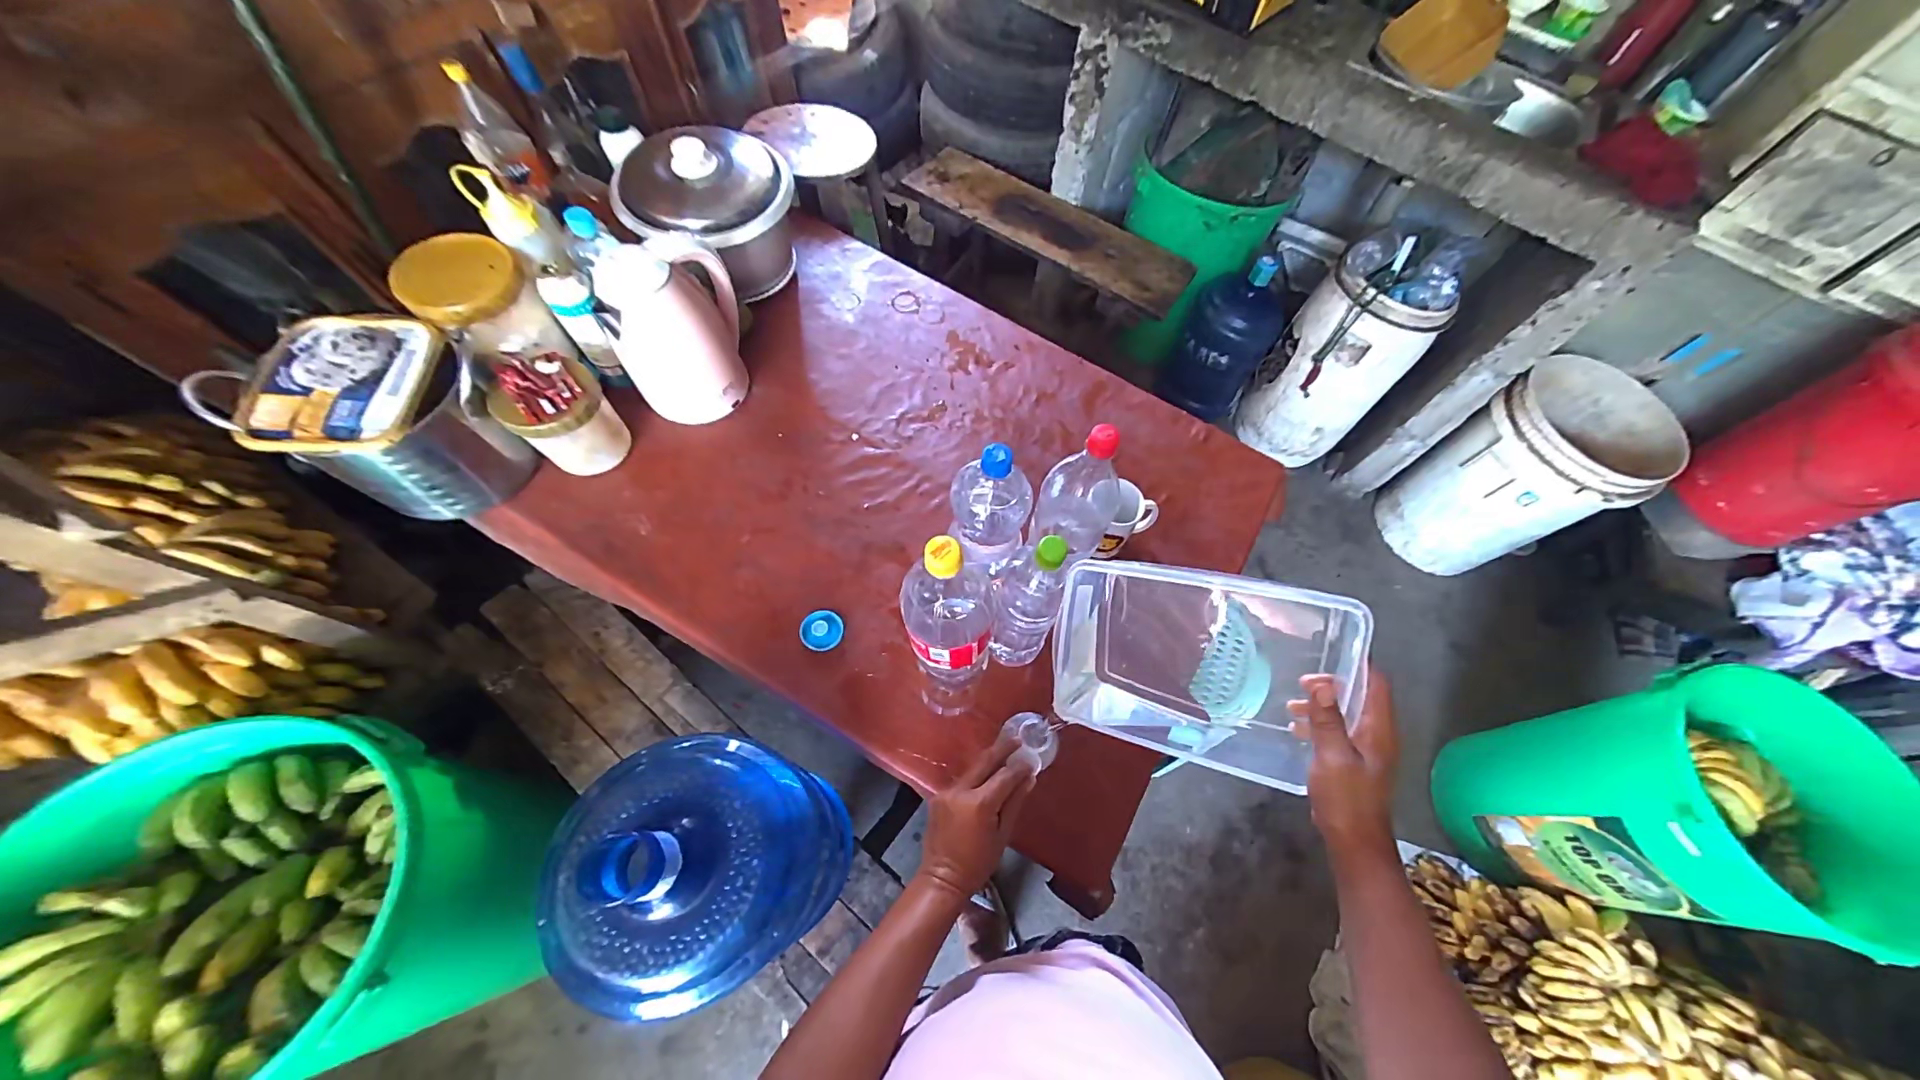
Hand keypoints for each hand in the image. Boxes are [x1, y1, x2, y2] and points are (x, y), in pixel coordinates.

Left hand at [916, 736, 1038, 900]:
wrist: (943, 877)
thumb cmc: (978, 862)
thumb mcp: (1003, 834)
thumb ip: (1014, 802)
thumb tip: (1029, 778)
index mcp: (980, 803)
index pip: (1004, 776)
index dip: (1019, 766)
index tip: (1031, 759)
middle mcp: (960, 791)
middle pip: (984, 762)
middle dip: (1001, 749)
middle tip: (1016, 740)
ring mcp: (946, 792)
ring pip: (971, 770)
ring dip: (988, 761)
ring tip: (1004, 753)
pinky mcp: (938, 796)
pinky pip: (961, 781)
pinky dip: (975, 776)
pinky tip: (985, 775)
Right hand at [1288, 665, 1397, 860]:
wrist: (1354, 840)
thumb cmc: (1346, 797)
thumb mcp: (1332, 756)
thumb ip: (1327, 720)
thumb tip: (1324, 686)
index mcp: (1378, 729)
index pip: (1376, 684)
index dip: (1356, 666)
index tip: (1327, 656)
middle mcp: (1378, 734)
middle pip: (1361, 696)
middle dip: (1332, 685)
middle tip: (1302, 684)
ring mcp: (1368, 749)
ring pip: (1348, 714)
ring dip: (1323, 705)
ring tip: (1292, 707)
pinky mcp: (1355, 761)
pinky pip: (1340, 731)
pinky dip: (1321, 724)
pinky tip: (1298, 730)